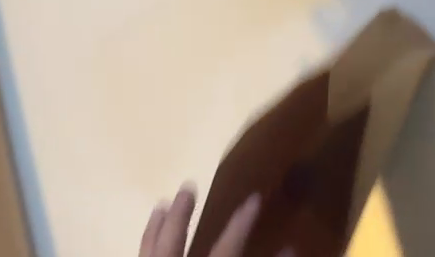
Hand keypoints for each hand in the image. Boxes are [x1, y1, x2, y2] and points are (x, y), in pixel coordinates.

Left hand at [140, 185, 267, 256]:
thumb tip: (288, 247)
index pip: (225, 248)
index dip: (241, 223)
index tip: (254, 197)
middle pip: (174, 241)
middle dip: (180, 215)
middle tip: (188, 184)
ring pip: (149, 251)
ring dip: (154, 229)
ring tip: (159, 205)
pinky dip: (145, 245)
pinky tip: (148, 240)